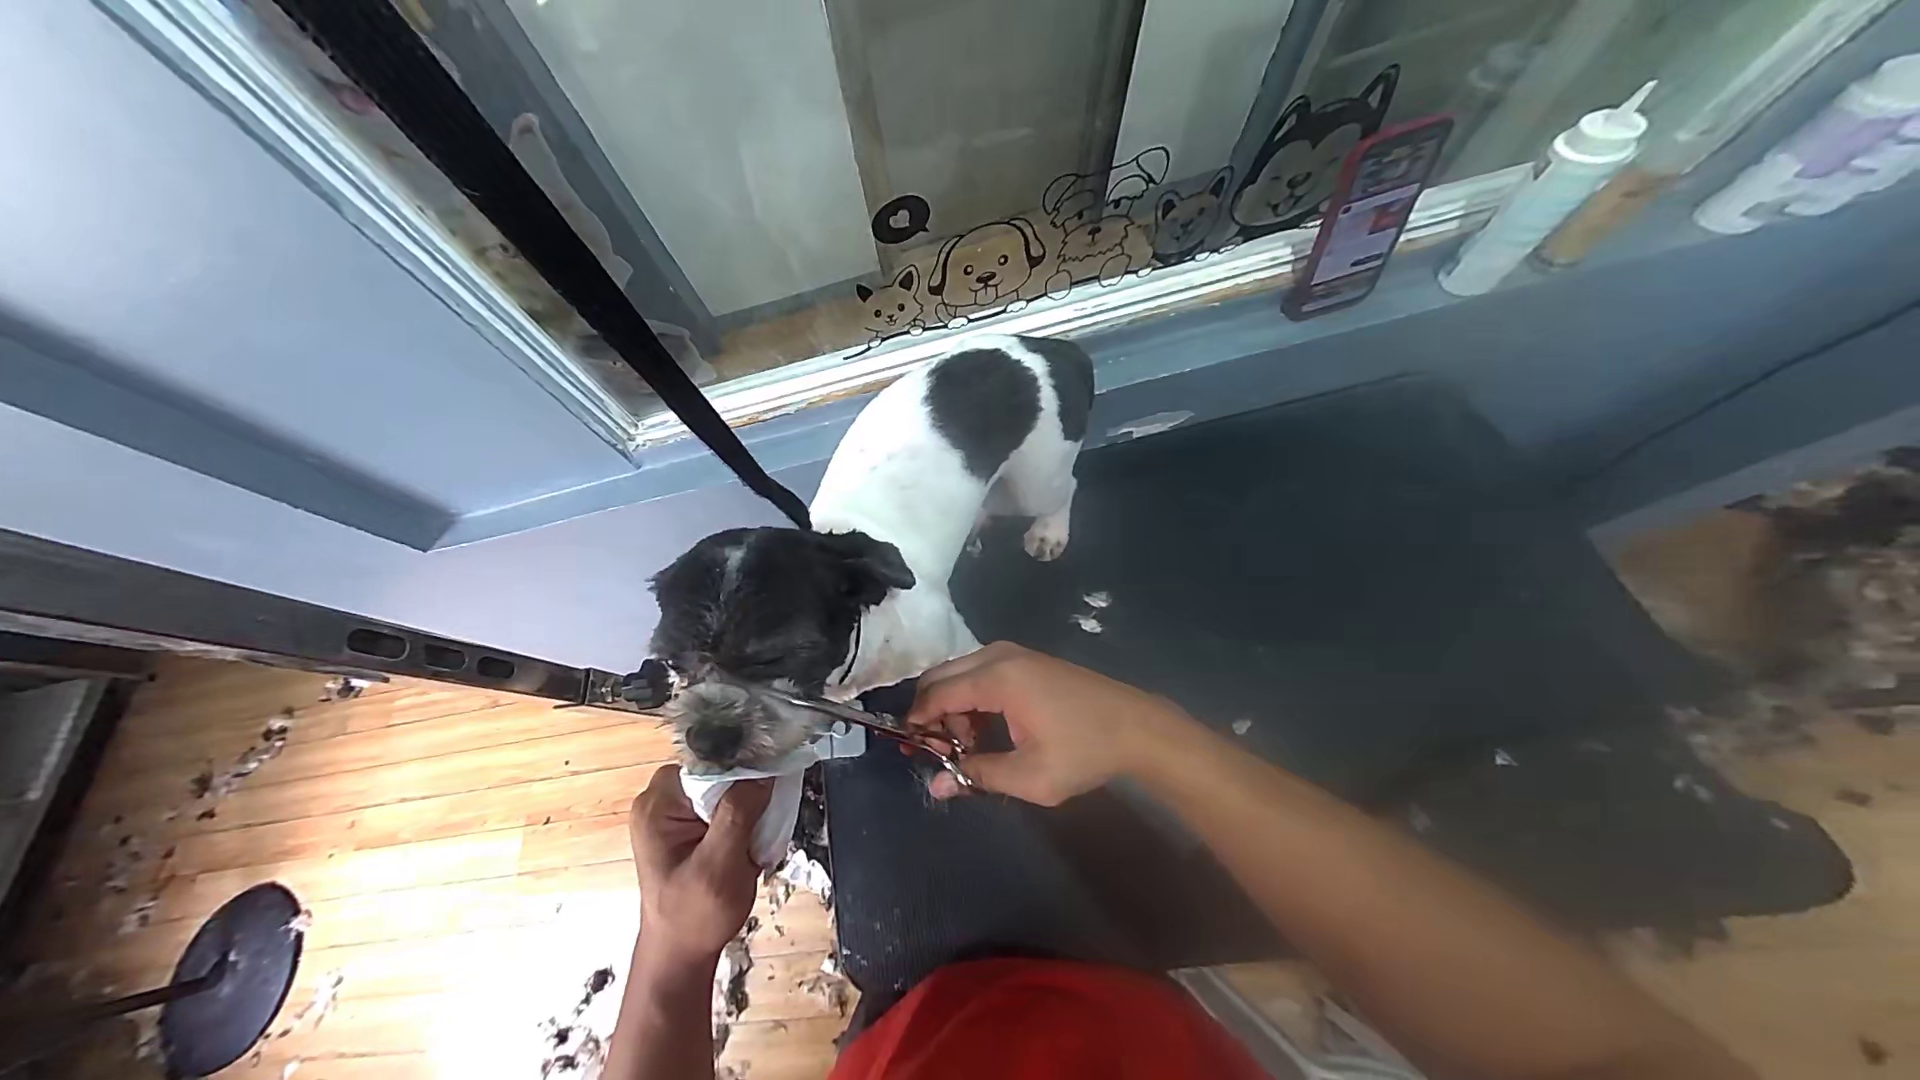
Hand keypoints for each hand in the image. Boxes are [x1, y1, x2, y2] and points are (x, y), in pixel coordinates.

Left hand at [628, 765, 771, 967]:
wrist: (683, 955)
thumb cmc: (695, 915)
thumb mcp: (719, 864)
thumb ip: (737, 813)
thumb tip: (764, 771)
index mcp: (657, 803)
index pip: (708, 760)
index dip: (744, 761)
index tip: (773, 773)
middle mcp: (662, 799)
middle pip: (720, 768)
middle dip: (749, 784)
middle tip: (770, 809)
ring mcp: (675, 810)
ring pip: (727, 783)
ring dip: (750, 801)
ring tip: (761, 828)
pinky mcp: (690, 822)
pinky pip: (726, 800)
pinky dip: (745, 813)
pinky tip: (753, 835)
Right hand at [905, 642, 1190, 803]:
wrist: (1137, 727)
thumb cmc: (1084, 752)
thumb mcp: (1030, 775)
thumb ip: (978, 775)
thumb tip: (936, 785)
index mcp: (998, 677)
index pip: (936, 693)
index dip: (918, 723)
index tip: (912, 752)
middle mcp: (999, 655)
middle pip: (942, 677)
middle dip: (932, 714)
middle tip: (938, 753)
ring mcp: (1014, 653)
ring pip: (959, 674)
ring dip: (952, 708)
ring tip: (969, 749)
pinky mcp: (1025, 660)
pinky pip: (980, 673)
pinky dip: (971, 698)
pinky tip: (987, 729)